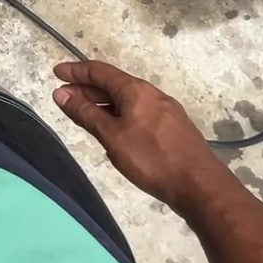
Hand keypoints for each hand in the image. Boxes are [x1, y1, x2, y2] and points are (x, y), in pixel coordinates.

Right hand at [52, 60, 230, 211]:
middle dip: (87, 88)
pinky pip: (140, 111)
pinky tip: (116, 129)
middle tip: (66, 98)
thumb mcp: (111, 136)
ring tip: (86, 114)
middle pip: (113, 83)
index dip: (75, 71)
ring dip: (103, 102)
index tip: (56, 74)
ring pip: (128, 99)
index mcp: (136, 90)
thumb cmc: (153, 159)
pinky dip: (120, 112)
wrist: (206, 191)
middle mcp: (153, 95)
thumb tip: (60, 93)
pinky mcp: (176, 129)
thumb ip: (84, 112)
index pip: (98, 71)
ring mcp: (168, 112)